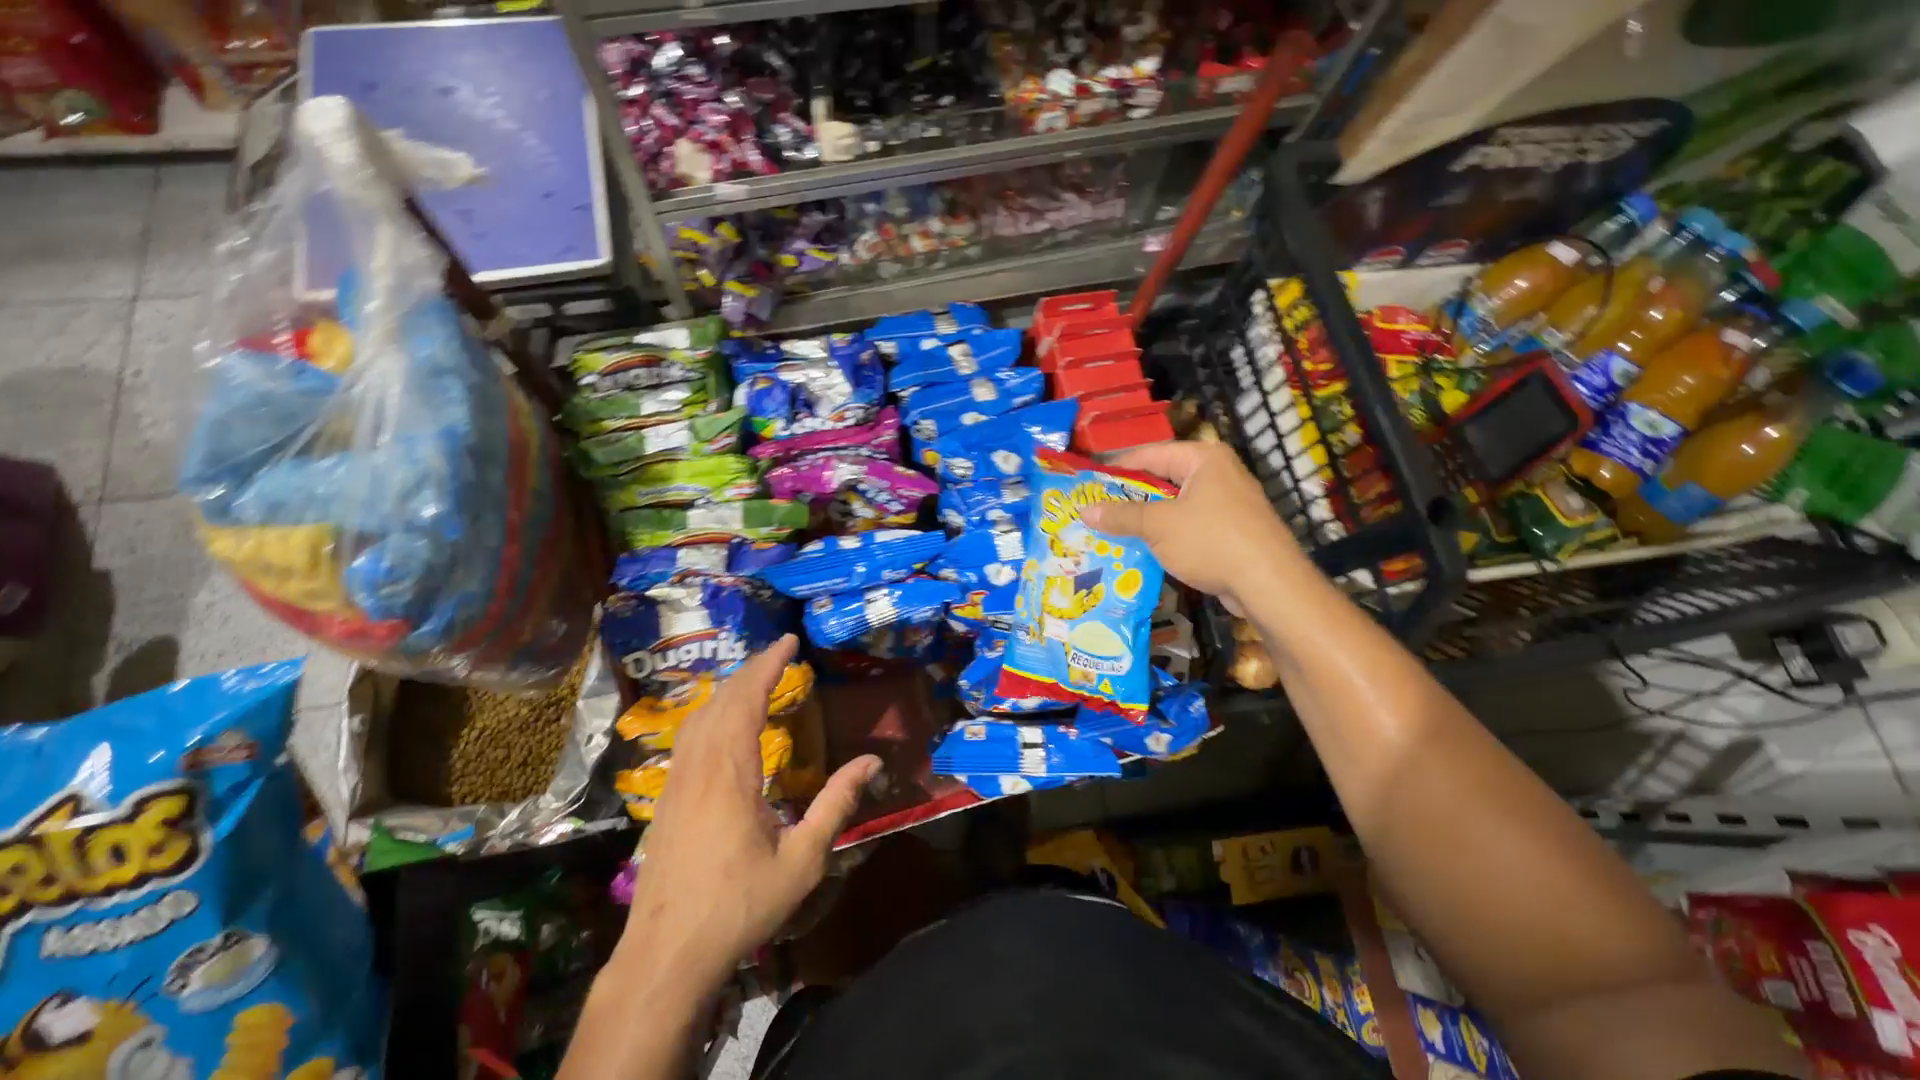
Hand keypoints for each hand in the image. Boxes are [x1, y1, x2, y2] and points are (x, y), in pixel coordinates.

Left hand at [619, 635, 882, 981]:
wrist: (668, 952)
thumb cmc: (740, 906)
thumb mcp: (803, 860)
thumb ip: (836, 805)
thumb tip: (871, 763)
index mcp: (731, 774)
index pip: (746, 700)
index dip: (767, 666)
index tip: (789, 641)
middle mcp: (698, 768)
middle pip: (719, 701)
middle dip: (749, 671)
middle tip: (779, 654)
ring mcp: (675, 784)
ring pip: (697, 719)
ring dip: (726, 692)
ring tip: (754, 681)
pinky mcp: (665, 802)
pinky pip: (686, 739)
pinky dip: (709, 716)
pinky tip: (720, 729)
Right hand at [1082, 441, 1303, 615]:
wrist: (1269, 583)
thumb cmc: (1212, 541)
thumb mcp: (1159, 526)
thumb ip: (1122, 516)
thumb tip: (1084, 510)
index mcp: (1204, 459)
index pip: (1151, 454)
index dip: (1118, 468)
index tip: (1088, 482)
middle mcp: (1218, 474)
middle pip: (1163, 480)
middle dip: (1130, 498)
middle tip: (1093, 510)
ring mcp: (1228, 504)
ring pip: (1175, 507)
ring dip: (1146, 521)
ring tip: (1109, 532)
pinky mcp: (1231, 532)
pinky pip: (1189, 528)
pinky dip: (1166, 538)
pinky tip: (1141, 553)